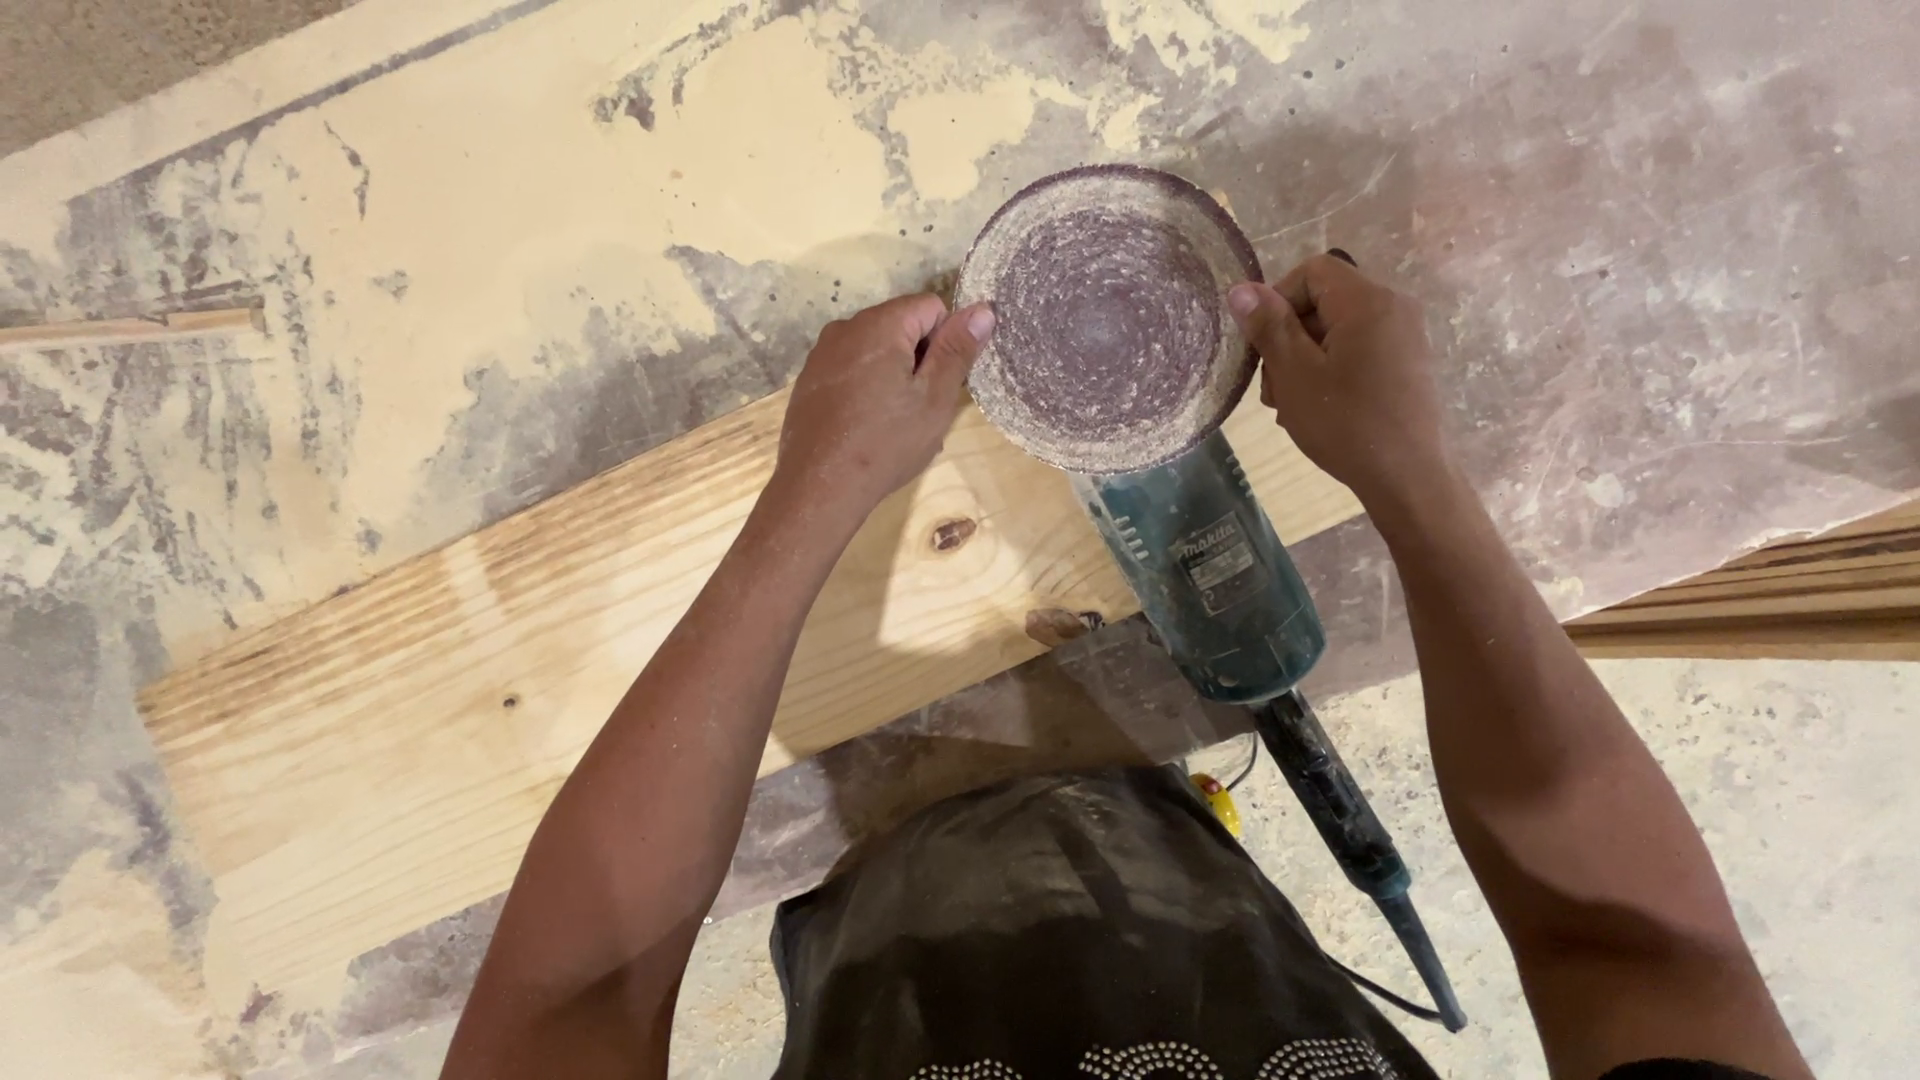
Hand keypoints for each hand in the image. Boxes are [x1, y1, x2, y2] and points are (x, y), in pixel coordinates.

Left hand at [771, 293, 994, 523]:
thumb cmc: (886, 443)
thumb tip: (983, 309)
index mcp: (879, 325)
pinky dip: (866, 389)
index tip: (941, 382)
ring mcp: (821, 355)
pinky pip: (850, 370)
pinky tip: (867, 427)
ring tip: (895, 423)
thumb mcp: (934, 399)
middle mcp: (845, 328)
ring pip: (875, 350)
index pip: (931, 306)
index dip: (946, 341)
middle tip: (922, 408)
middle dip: (919, 358)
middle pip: (900, 326)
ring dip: (894, 376)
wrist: (820, 487)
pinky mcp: (809, 381)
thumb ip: (957, 350)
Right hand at [1227, 254, 1449, 502]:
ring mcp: (1403, 335)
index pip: (1312, 271)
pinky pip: (1356, 348)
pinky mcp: (1405, 362)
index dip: (1278, 300)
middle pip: (1323, 301)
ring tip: (1291, 404)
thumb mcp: (1295, 374)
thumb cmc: (1345, 423)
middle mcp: (1393, 307)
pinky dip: (1328, 369)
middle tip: (1273, 387)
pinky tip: (1317, 407)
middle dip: (1288, 337)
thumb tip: (1241, 289)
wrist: (1406, 476)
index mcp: (1367, 302)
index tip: (1263, 345)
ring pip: (1336, 329)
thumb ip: (1269, 327)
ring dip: (1303, 359)